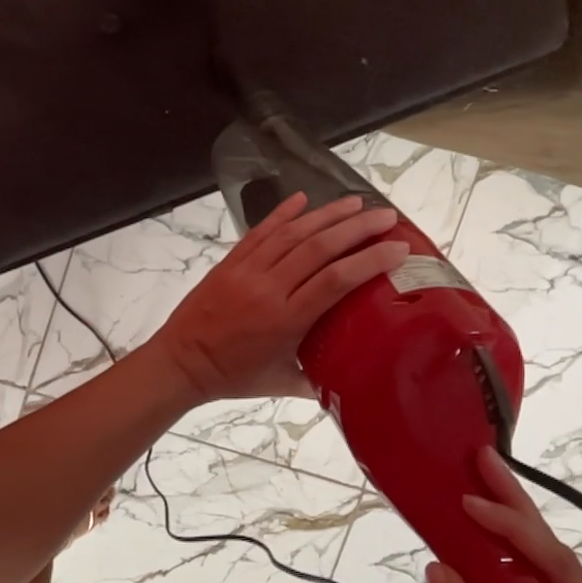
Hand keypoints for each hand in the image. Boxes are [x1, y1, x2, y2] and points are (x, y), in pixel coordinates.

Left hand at [146, 193, 407, 402]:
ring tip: (355, 203)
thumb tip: (357, 374)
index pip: (337, 280)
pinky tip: (301, 199)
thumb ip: (319, 379)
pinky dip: (281, 214)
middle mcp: (268, 288)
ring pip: (291, 233)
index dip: (371, 260)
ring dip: (325, 215)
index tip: (400, 248)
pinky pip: (259, 232)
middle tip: (386, 217)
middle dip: (357, 228)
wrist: (181, 362)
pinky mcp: (229, 263)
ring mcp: (246, 271)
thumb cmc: (233, 376)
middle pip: (319, 248)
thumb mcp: (282, 383)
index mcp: (286, 320)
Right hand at [426, 447, 581, 582]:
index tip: (473, 505)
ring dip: (506, 508)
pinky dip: (493, 531)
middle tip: (479, 458)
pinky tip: (471, 509)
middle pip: (551, 548)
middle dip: (516, 502)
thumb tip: (438, 568)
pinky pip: (517, 563)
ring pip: (536, 550)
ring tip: (476, 468)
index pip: (558, 568)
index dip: (517, 532)